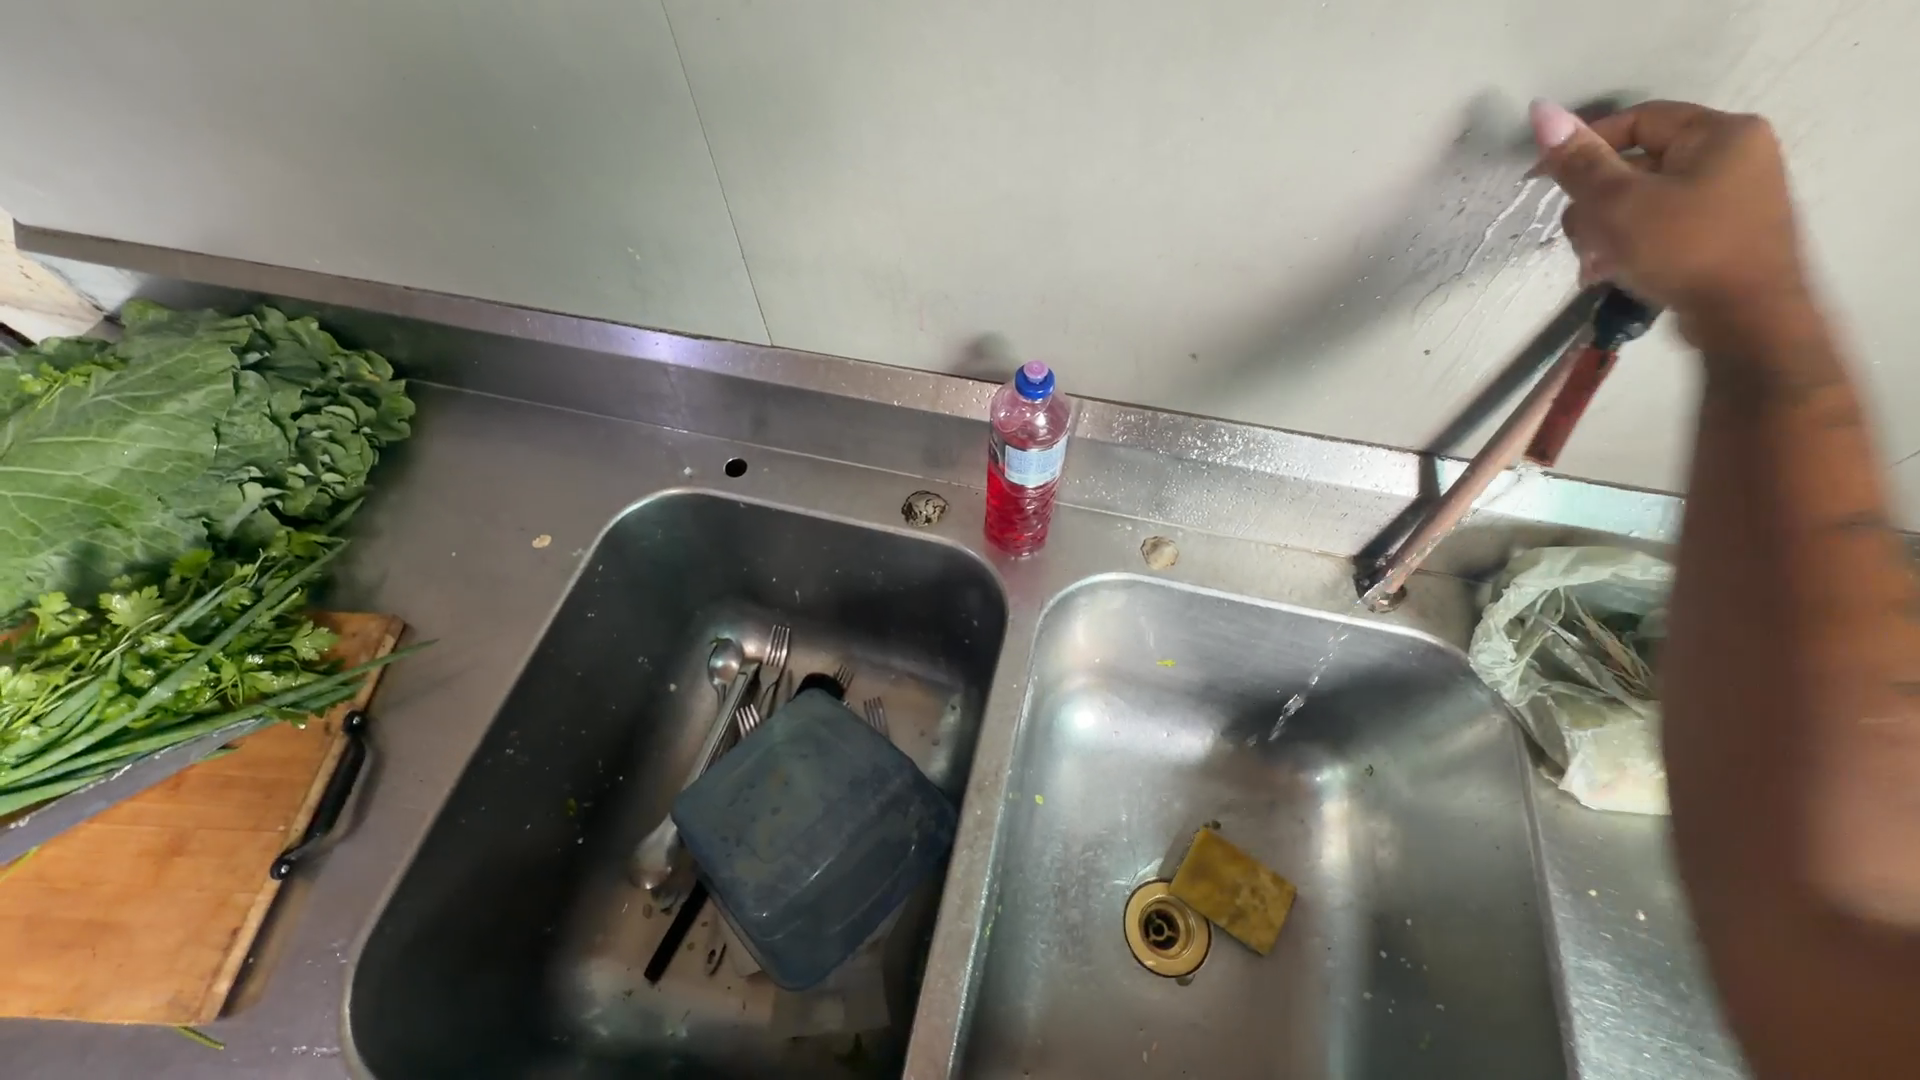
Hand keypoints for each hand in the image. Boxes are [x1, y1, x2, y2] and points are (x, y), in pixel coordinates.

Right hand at [1530, 99, 1810, 337]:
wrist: (1746, 318)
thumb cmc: (1684, 250)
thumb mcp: (1620, 204)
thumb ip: (1580, 161)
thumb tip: (1541, 112)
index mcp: (1719, 133)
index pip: (1636, 120)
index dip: (1582, 147)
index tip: (1539, 180)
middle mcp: (1732, 155)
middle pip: (1634, 166)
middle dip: (1594, 205)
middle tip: (1579, 239)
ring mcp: (1729, 196)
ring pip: (1640, 201)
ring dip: (1604, 232)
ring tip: (1594, 266)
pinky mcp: (1721, 232)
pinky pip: (1658, 225)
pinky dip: (1627, 246)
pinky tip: (1610, 273)